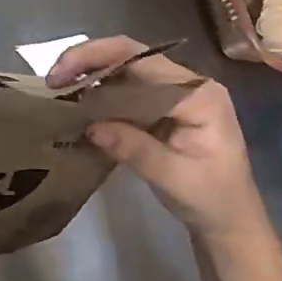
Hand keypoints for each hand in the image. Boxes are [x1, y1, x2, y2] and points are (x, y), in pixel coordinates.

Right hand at [47, 36, 269, 241]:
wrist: (230, 223)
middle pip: (130, 57)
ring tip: (59, 92)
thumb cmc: (211, 199)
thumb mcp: (173, 178)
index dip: (95, 61)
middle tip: (52, 81)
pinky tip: (78, 106)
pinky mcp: (162, 108)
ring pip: (125, 72)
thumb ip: (134, 149)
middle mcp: (188, 84)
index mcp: (198, 94)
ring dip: (90, 77)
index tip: (60, 78)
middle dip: (87, 63)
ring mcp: (175, 95)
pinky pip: (126, 91)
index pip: (141, 60)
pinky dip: (99, 95)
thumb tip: (91, 126)